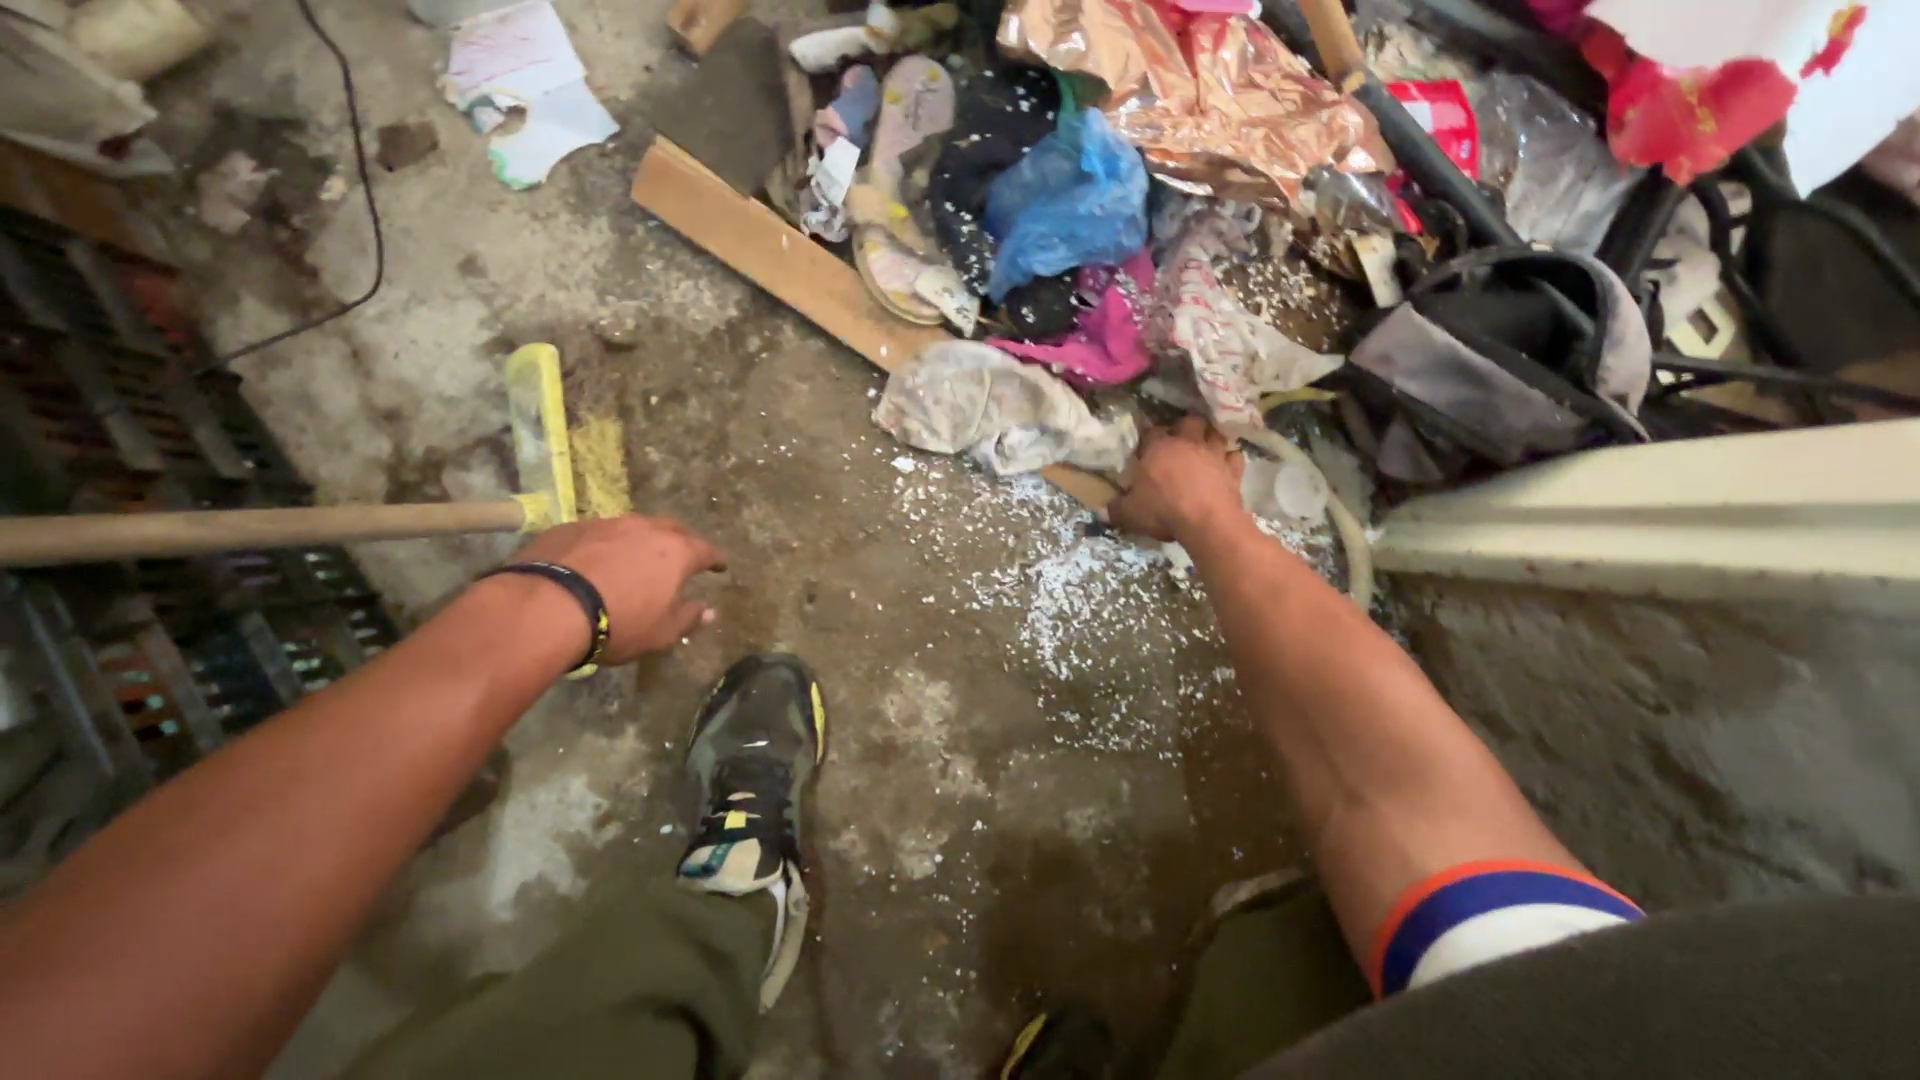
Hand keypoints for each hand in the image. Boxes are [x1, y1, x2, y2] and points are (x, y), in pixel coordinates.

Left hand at [510, 516, 726, 663]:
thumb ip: (688, 618)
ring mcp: (606, 523)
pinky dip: (604, 546)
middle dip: (681, 541)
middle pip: (671, 529)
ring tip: (635, 558)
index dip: (715, 559)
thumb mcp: (660, 632)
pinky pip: (598, 534)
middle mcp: (645, 529)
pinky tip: (594, 562)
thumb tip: (709, 611)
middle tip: (681, 556)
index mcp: (675, 552)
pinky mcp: (571, 527)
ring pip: (633, 527)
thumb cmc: (618, 623)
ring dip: (639, 541)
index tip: (720, 566)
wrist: (546, 606)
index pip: (705, 550)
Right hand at [1107, 417, 1247, 542]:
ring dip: (1210, 439)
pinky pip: (1235, 457)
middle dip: (1185, 427)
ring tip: (1204, 449)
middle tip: (1180, 441)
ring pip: (1215, 434)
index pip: (1151, 431)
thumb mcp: (1130, 514)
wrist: (1207, 522)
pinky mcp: (1233, 470)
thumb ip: (1116, 508)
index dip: (1149, 438)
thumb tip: (1105, 508)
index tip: (1146, 448)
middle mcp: (1187, 443)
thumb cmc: (1163, 511)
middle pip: (1189, 421)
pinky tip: (1225, 467)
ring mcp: (1214, 454)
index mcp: (1158, 448)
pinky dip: (1230, 460)